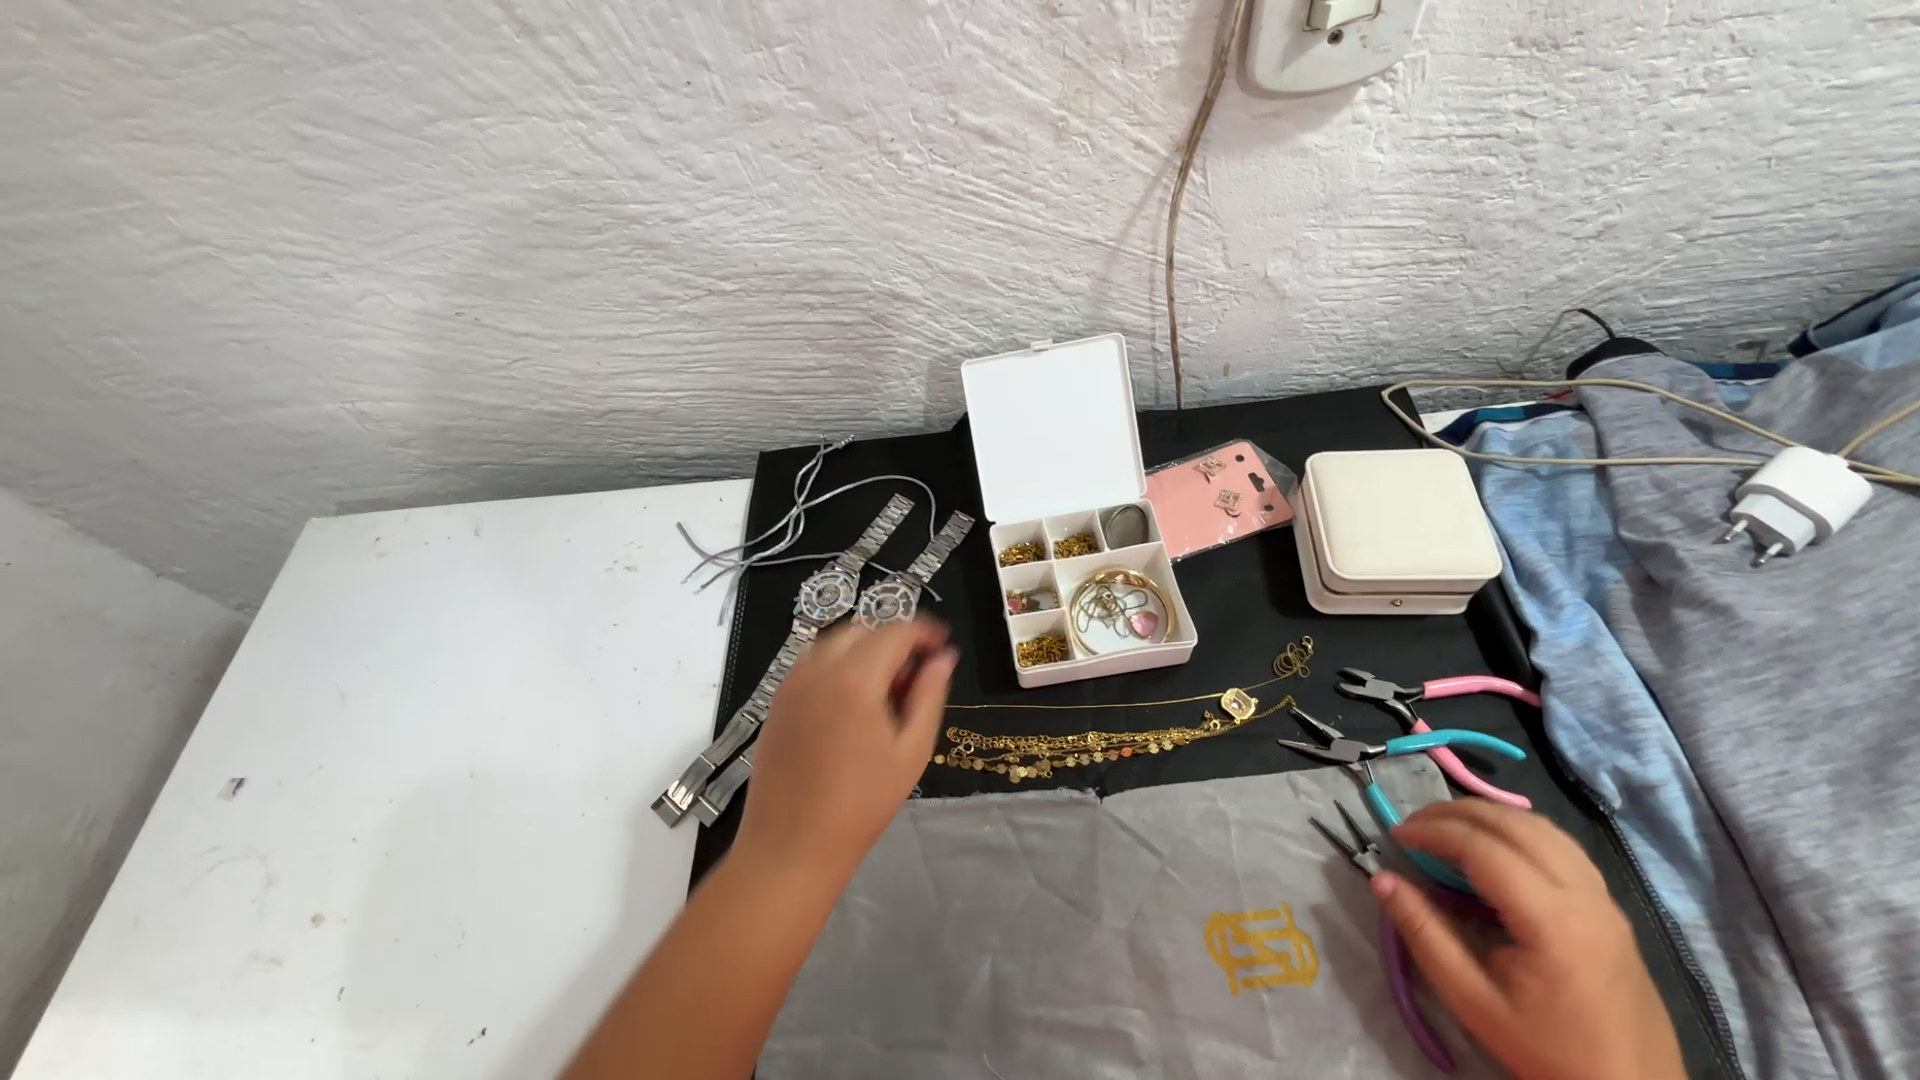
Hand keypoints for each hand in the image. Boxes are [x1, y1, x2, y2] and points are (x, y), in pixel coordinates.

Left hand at [734, 618, 957, 883]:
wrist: (791, 846)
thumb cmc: (861, 804)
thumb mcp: (911, 751)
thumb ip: (929, 696)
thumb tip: (943, 658)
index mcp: (855, 679)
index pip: (895, 632)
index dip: (924, 632)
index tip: (943, 646)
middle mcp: (818, 670)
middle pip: (861, 631)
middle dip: (892, 641)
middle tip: (914, 676)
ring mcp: (791, 684)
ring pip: (832, 643)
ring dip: (862, 650)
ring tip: (883, 690)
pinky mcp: (776, 702)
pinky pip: (810, 665)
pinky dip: (836, 666)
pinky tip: (850, 704)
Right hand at [1371, 799, 1685, 1079]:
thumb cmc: (1545, 1048)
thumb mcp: (1471, 998)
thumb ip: (1424, 932)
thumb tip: (1382, 879)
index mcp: (1551, 920)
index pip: (1483, 848)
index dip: (1434, 831)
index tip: (1396, 835)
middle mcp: (1584, 897)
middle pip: (1514, 825)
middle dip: (1457, 813)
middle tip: (1414, 823)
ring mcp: (1604, 900)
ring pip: (1543, 828)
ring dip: (1490, 815)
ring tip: (1447, 826)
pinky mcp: (1610, 908)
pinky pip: (1563, 846)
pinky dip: (1520, 830)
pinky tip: (1495, 845)